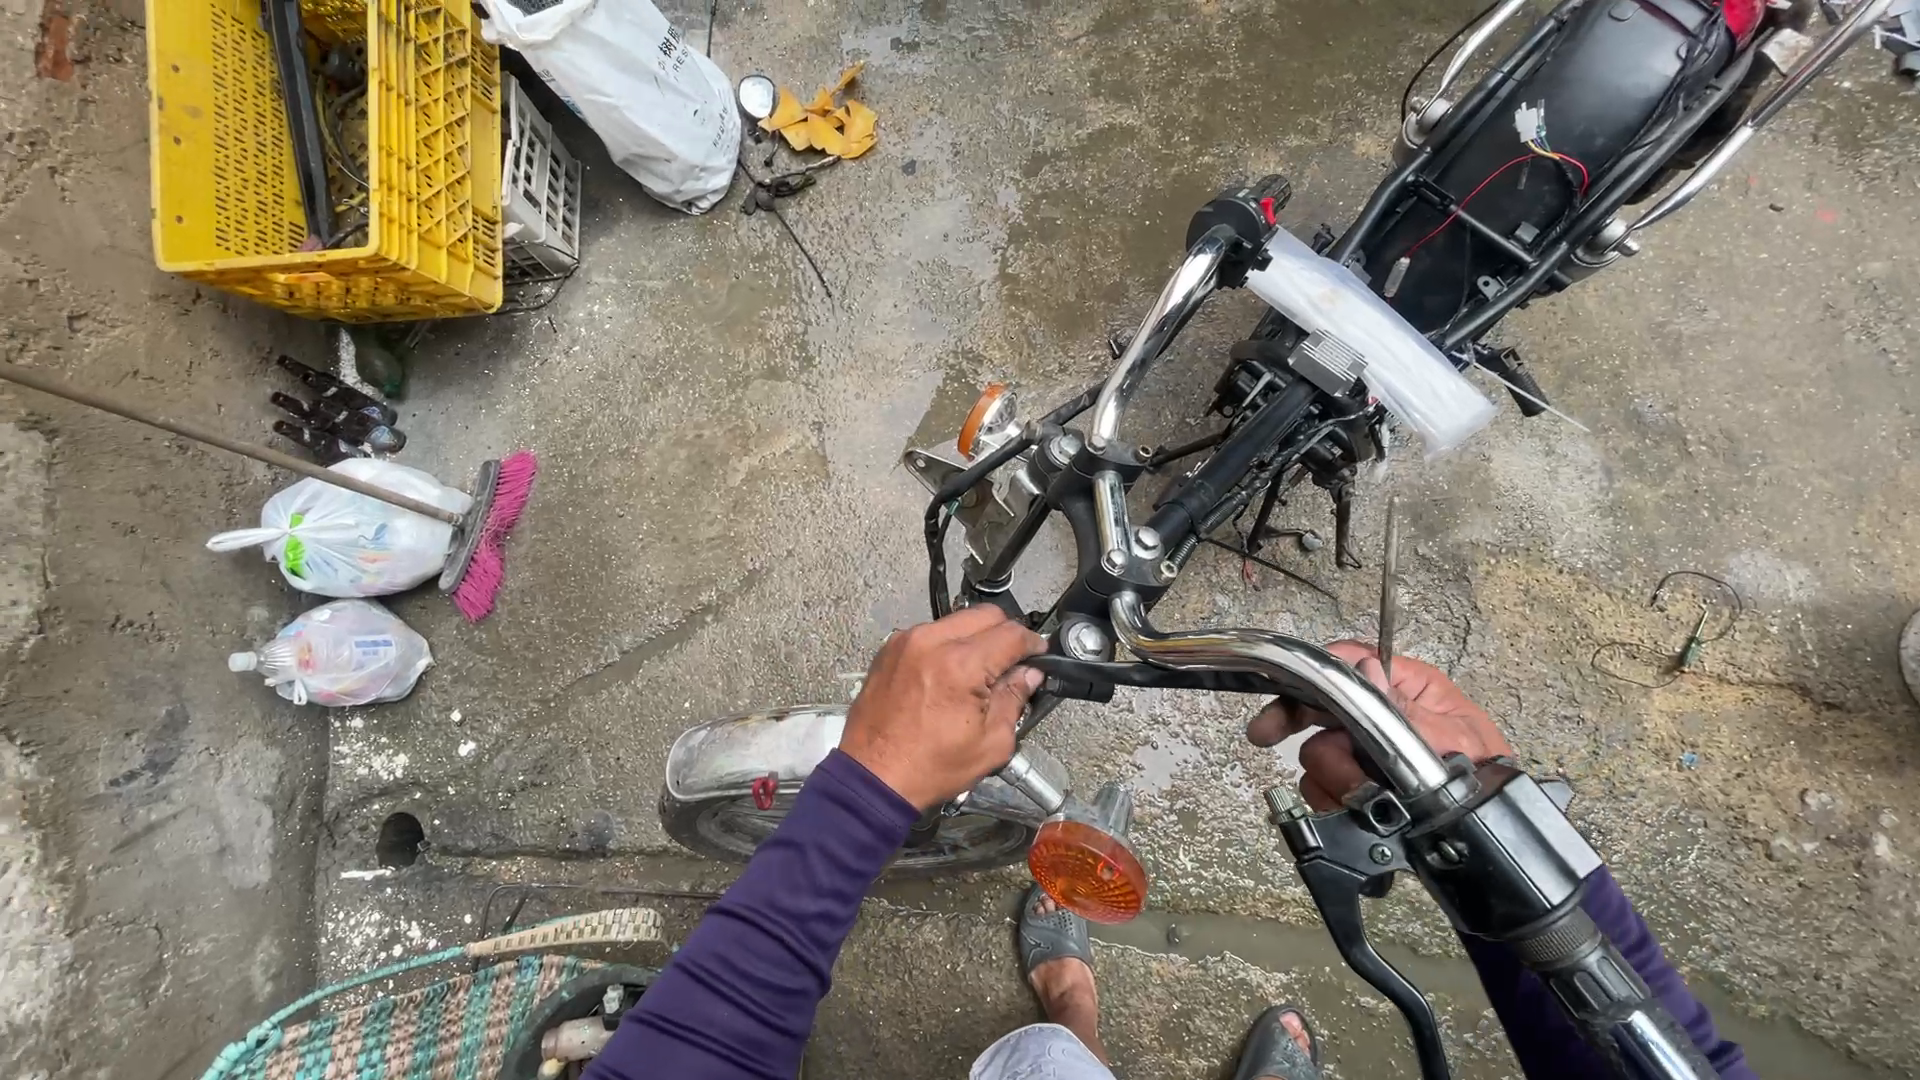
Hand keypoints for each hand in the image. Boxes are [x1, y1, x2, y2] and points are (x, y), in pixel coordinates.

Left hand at [840, 605, 1046, 810]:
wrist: (873, 777)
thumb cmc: (926, 767)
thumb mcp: (990, 743)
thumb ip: (1015, 699)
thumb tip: (1029, 675)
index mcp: (959, 665)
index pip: (1011, 634)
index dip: (1034, 644)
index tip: (1039, 653)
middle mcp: (931, 642)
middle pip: (986, 615)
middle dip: (1005, 635)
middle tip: (1011, 663)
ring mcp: (907, 641)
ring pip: (957, 620)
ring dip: (975, 639)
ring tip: (978, 673)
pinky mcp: (891, 648)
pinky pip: (931, 632)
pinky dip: (947, 645)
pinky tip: (950, 674)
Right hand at [1246, 640, 1511, 810]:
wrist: (1491, 841)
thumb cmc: (1486, 780)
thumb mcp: (1455, 740)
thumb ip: (1406, 709)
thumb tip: (1367, 668)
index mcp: (1407, 688)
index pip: (1353, 660)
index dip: (1319, 670)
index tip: (1289, 684)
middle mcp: (1379, 713)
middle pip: (1317, 702)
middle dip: (1292, 722)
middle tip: (1262, 734)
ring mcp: (1363, 749)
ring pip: (1315, 751)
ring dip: (1330, 776)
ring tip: (1359, 797)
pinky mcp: (1355, 781)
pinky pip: (1320, 784)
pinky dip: (1330, 799)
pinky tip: (1351, 810)